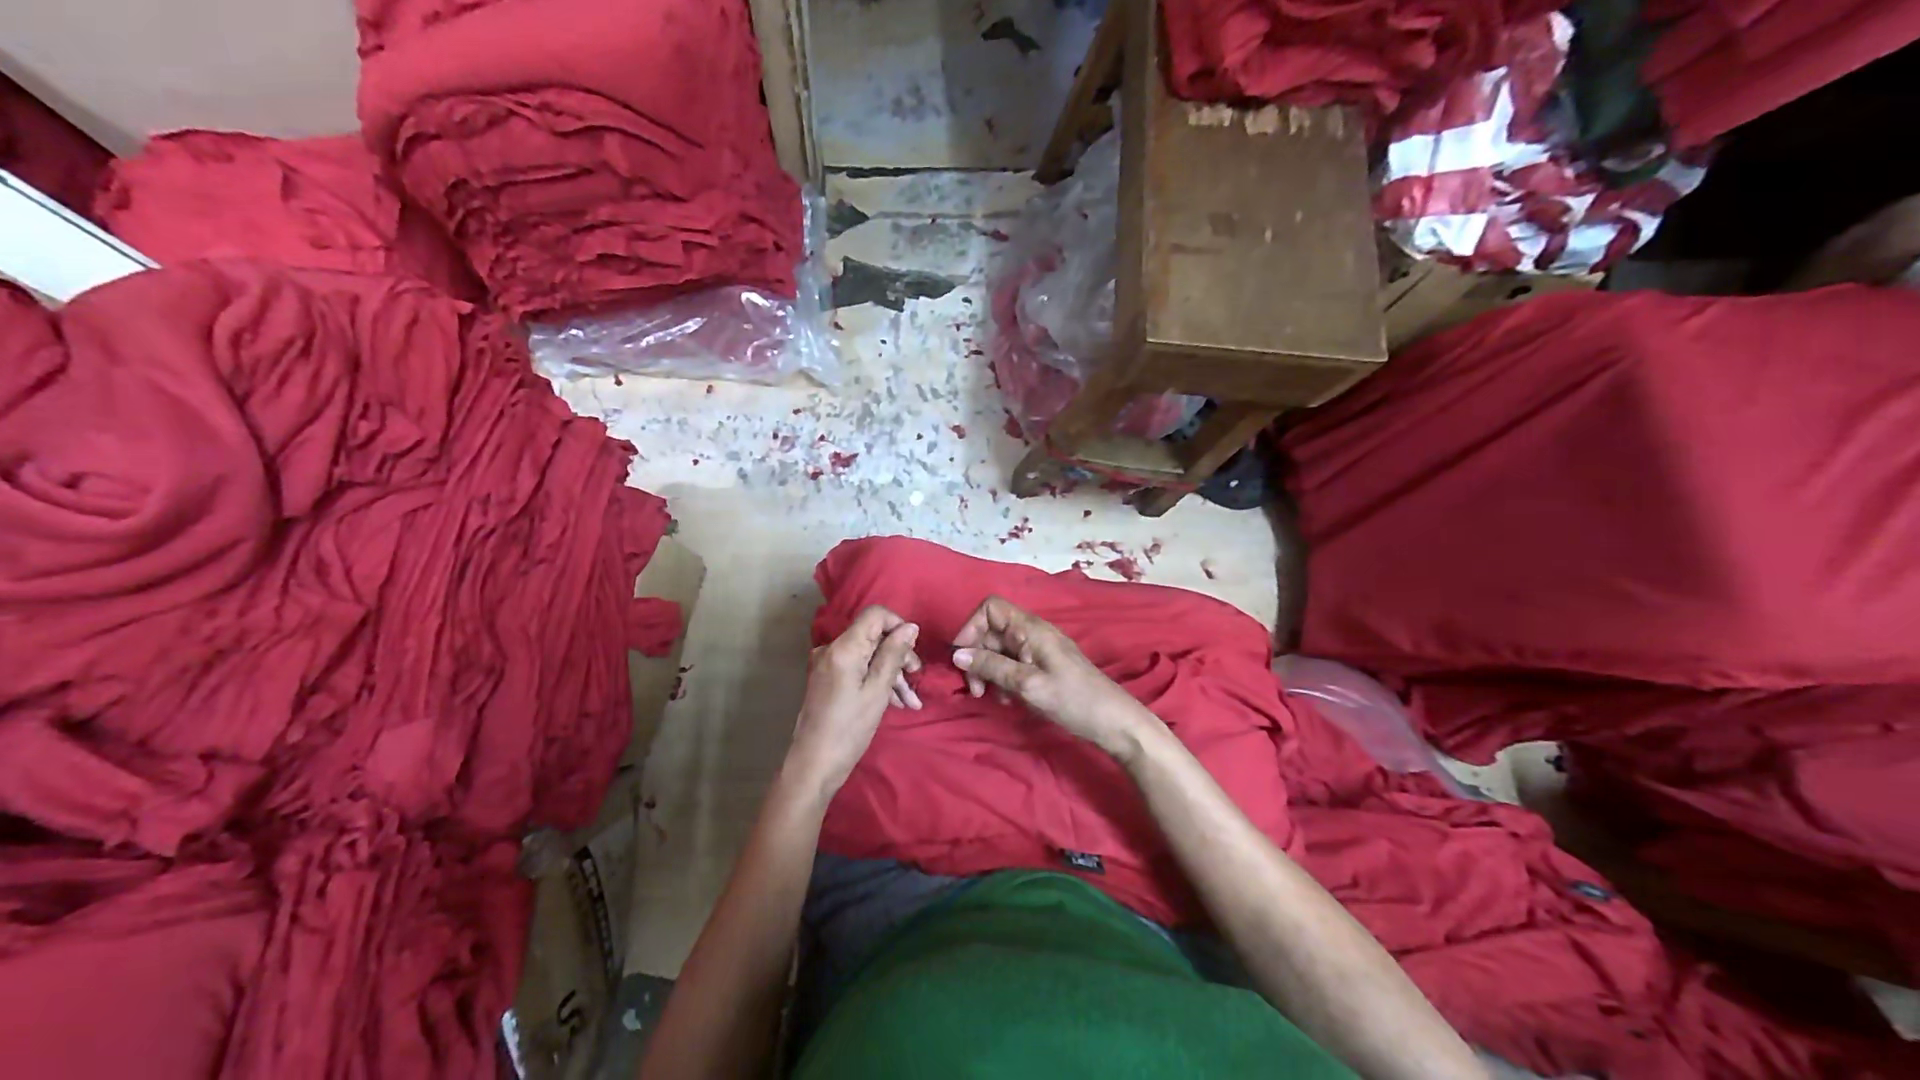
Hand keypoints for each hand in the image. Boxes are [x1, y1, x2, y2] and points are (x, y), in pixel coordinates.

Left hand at [787, 605, 921, 798]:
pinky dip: (876, 681)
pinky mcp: (827, 679)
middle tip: (916, 678)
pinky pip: (857, 669)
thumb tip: (910, 626)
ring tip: (911, 700)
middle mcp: (832, 648)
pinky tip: (896, 702)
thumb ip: (894, 654)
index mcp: (844, 647)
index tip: (913, 649)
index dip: (898, 626)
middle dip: (898, 653)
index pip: (875, 615)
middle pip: (873, 635)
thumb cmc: (849, 728)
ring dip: (891, 672)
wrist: (814, 764)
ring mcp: (827, 664)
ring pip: (868, 655)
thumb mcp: (878, 690)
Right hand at [951, 596, 1160, 760]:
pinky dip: (1003, 679)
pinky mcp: (1043, 667)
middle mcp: (1033, 633)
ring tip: (992, 697)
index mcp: (1031, 628)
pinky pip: (1012, 665)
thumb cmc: (1073, 700)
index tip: (963, 658)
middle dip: (977, 656)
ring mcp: (1039, 650)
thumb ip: (992, 667)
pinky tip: (1008, 700)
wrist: (1113, 722)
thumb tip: (957, 654)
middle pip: (991, 631)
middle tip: (976, 689)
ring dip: (988, 671)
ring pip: (999, 650)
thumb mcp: (1028, 684)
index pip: (990, 608)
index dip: (971, 628)